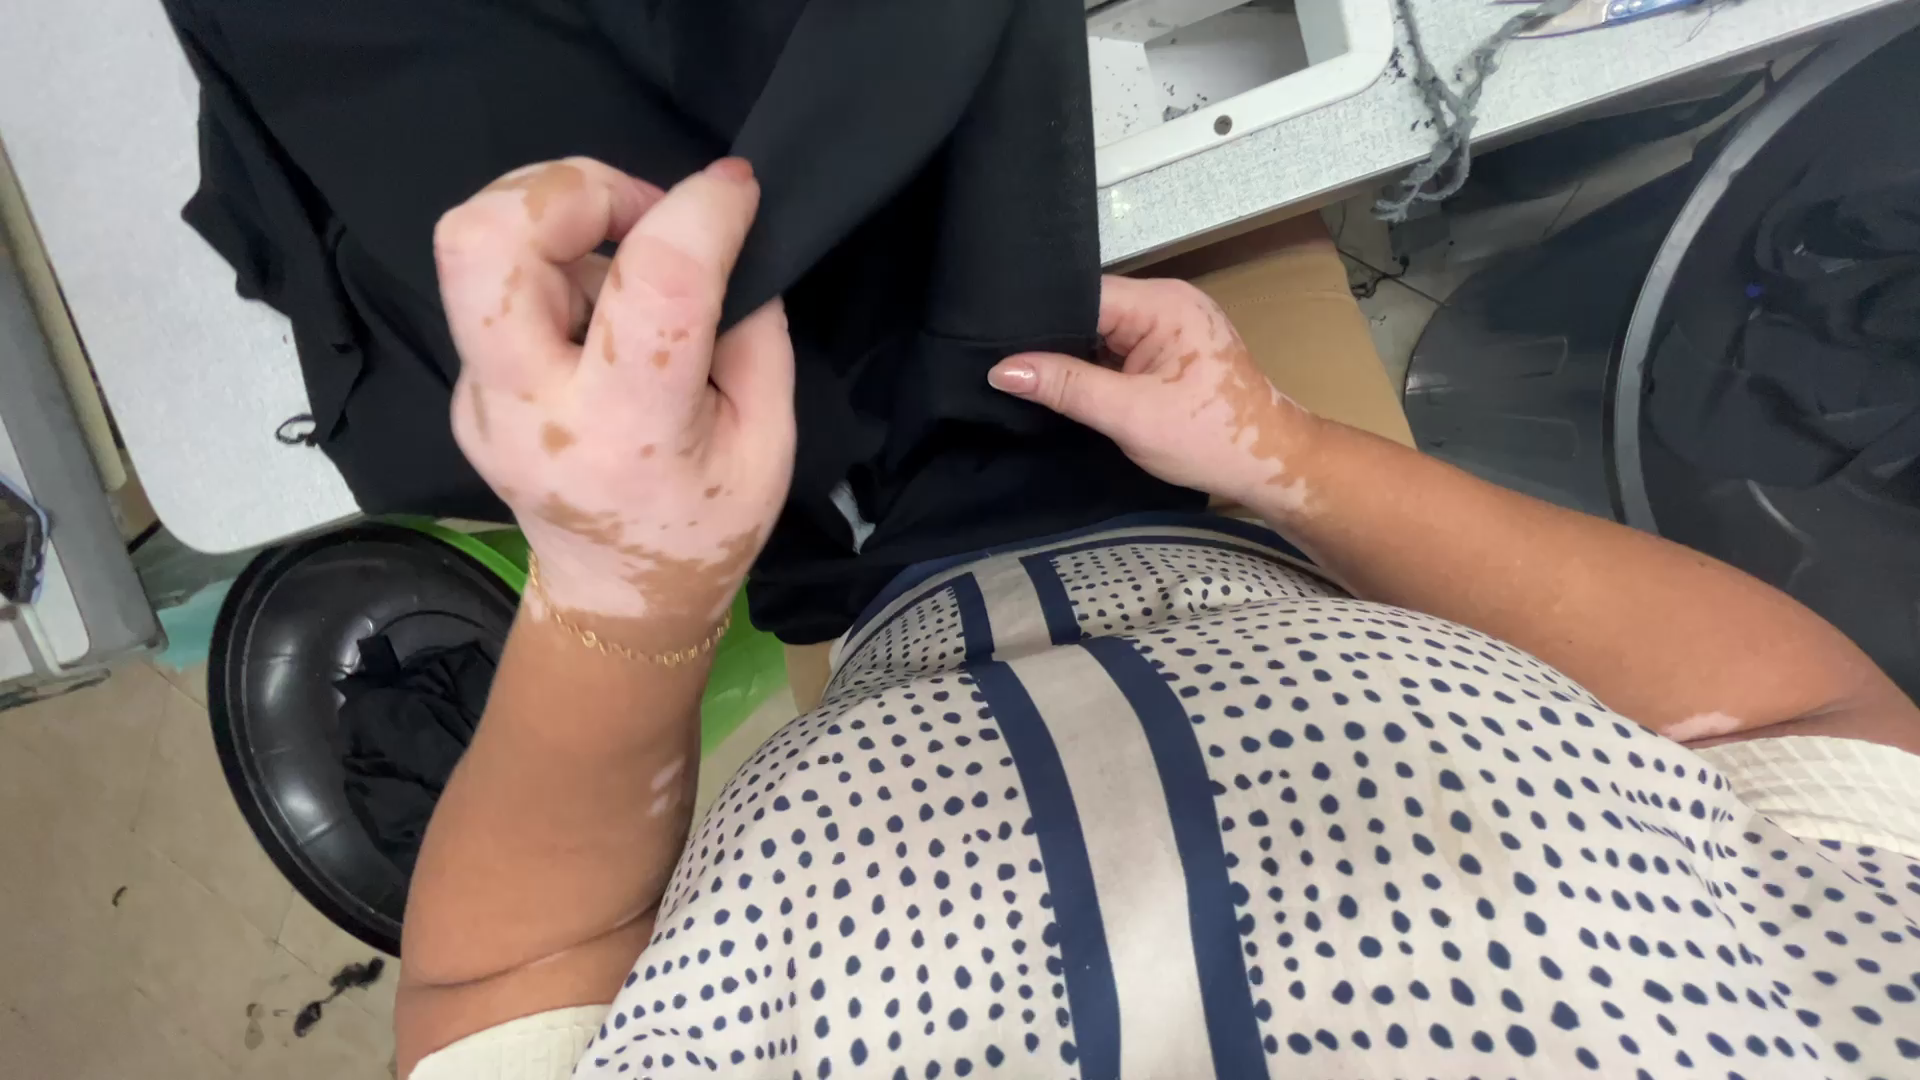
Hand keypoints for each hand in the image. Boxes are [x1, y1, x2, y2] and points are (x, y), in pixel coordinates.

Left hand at [434, 156, 793, 650]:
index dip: (700, 211)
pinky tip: (601, 327)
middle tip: (640, 209)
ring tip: (626, 273)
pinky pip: (497, 294)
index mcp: (632, 430)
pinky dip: (556, 276)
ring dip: (561, 226)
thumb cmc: (712, 528)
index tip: (738, 190)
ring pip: (474, 248)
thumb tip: (727, 256)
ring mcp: (482, 402)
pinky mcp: (467, 394)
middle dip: (571, 187)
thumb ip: (758, 341)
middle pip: (485, 239)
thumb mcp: (771, 443)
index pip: (654, 283)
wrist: (624, 599)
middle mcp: (532, 410)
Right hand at [987, 275, 1321, 510]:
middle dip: (1050, 339)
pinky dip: (1090, 369)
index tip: (993, 341)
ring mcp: (1166, 327)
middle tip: (1002, 364)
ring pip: (1097, 333)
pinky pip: (1113, 350)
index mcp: (1162, 303)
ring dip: (1069, 357)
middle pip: (1087, 310)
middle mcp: (1164, 303)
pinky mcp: (1164, 351)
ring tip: (1023, 374)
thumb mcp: (1129, 415)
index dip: (1039, 318)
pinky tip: (1062, 385)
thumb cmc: (1208, 438)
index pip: (1083, 295)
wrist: (1266, 464)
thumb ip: (1066, 387)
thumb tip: (1002, 370)